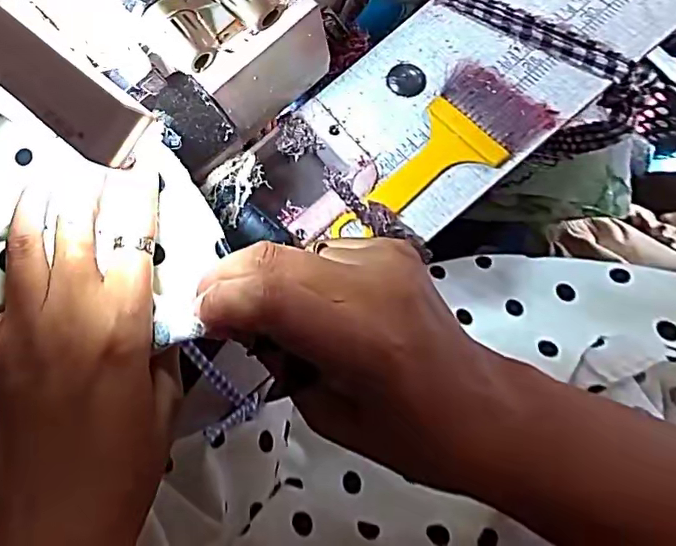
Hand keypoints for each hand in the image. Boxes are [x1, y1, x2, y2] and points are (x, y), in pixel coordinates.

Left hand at [0, 172, 180, 545]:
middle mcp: (70, 312)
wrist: (53, 533)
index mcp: (122, 323)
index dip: (140, 193)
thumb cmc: (117, 475)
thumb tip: (157, 312)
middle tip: (91, 169)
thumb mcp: (163, 407)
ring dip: (34, 206)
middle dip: (86, 187)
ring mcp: (19, 329)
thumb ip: (161, 349)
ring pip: (22, 244)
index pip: (135, 235)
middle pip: (76, 224)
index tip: (139, 167)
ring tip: (44, 183)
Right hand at [196, 238, 530, 495]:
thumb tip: (236, 319)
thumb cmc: (411, 432)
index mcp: (363, 333)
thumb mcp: (327, 413)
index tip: (198, 317)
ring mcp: (382, 254)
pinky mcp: (386, 243)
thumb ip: (277, 358)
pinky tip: (314, 304)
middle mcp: (373, 279)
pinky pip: (318, 251)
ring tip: (270, 315)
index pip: (271, 291)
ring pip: (291, 251)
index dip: (222, 297)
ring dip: (264, 277)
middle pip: (273, 257)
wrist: (478, 404)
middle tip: (211, 307)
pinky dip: (300, 274)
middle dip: (228, 278)